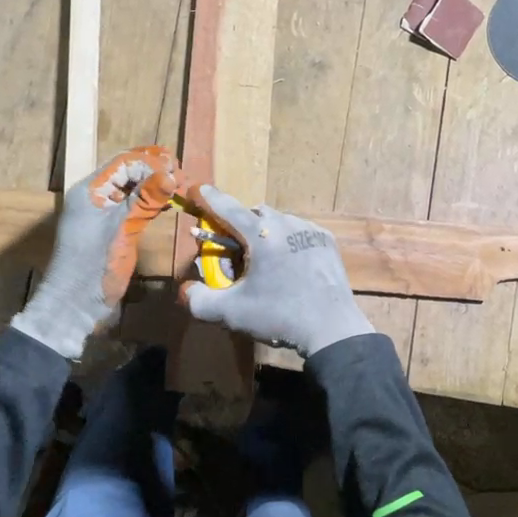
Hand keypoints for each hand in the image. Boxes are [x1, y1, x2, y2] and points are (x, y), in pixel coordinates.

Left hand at [12, 146, 177, 359]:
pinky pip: (132, 205)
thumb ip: (145, 200)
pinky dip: (150, 201)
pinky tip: (167, 202)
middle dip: (154, 169)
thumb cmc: (94, 265)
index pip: (123, 163)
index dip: (151, 161)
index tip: (176, 167)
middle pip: (127, 171)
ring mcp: (102, 213)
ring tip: (179, 184)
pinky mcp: (111, 228)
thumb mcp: (121, 229)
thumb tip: (171, 174)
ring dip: (154, 184)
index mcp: (90, 190)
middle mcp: (95, 196)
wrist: (74, 307)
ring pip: (131, 187)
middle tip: (180, 172)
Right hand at [177, 185, 374, 357]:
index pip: (229, 209)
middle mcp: (286, 222)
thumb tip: (186, 291)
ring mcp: (309, 229)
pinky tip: (290, 268)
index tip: (200, 189)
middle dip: (241, 229)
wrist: (331, 327)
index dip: (211, 199)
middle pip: (254, 215)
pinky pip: (299, 232)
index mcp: (261, 233)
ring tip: (266, 267)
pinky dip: (288, 242)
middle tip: (238, 260)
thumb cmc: (278, 315)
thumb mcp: (232, 312)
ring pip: (278, 222)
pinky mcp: (326, 241)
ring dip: (266, 235)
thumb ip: (201, 301)